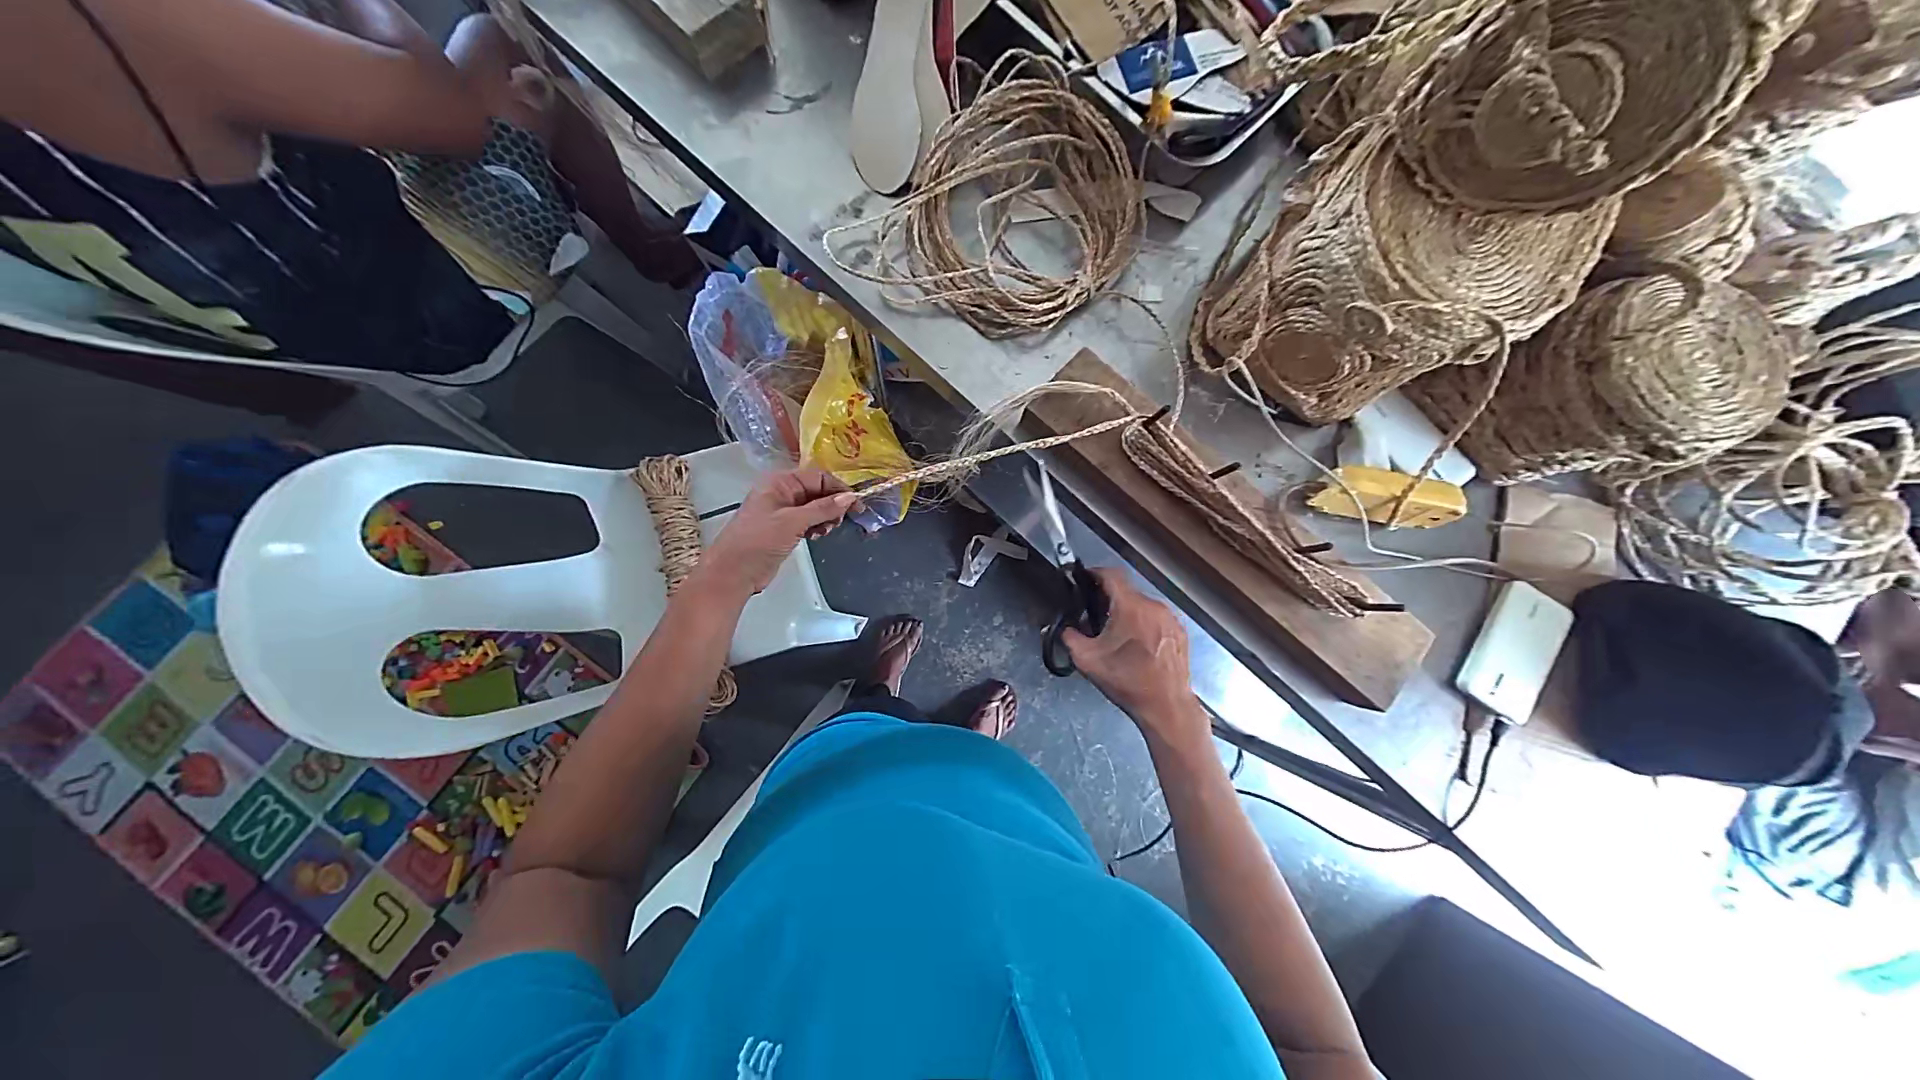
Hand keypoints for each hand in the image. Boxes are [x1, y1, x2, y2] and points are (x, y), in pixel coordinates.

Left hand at [693, 467, 857, 600]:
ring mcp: (782, 511)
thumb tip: (850, 497)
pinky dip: (817, 526)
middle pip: (817, 490)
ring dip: (826, 517)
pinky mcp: (784, 529)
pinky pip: (808, 521)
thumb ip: (823, 508)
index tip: (856, 504)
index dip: (838, 488)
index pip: (817, 476)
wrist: (733, 572)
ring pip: (815, 507)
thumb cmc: (758, 541)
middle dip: (832, 504)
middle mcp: (781, 492)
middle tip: (840, 521)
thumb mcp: (792, 522)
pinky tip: (818, 536)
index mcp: (779, 482)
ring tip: (826, 531)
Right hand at [1062, 568, 1205, 744]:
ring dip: (1127, 614)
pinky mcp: (1179, 632)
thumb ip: (1070, 637)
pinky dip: (1144, 625)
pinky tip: (1136, 646)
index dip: (1095, 573)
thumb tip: (1067, 629)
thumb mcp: (1087, 660)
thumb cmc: (1130, 684)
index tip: (1087, 577)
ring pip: (1142, 606)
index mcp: (1131, 608)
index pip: (1111, 574)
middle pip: (1126, 591)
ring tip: (1117, 636)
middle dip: (1109, 601)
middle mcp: (1153, 608)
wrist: (1166, 706)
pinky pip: (1156, 619)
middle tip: (1096, 618)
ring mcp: (1169, 619)